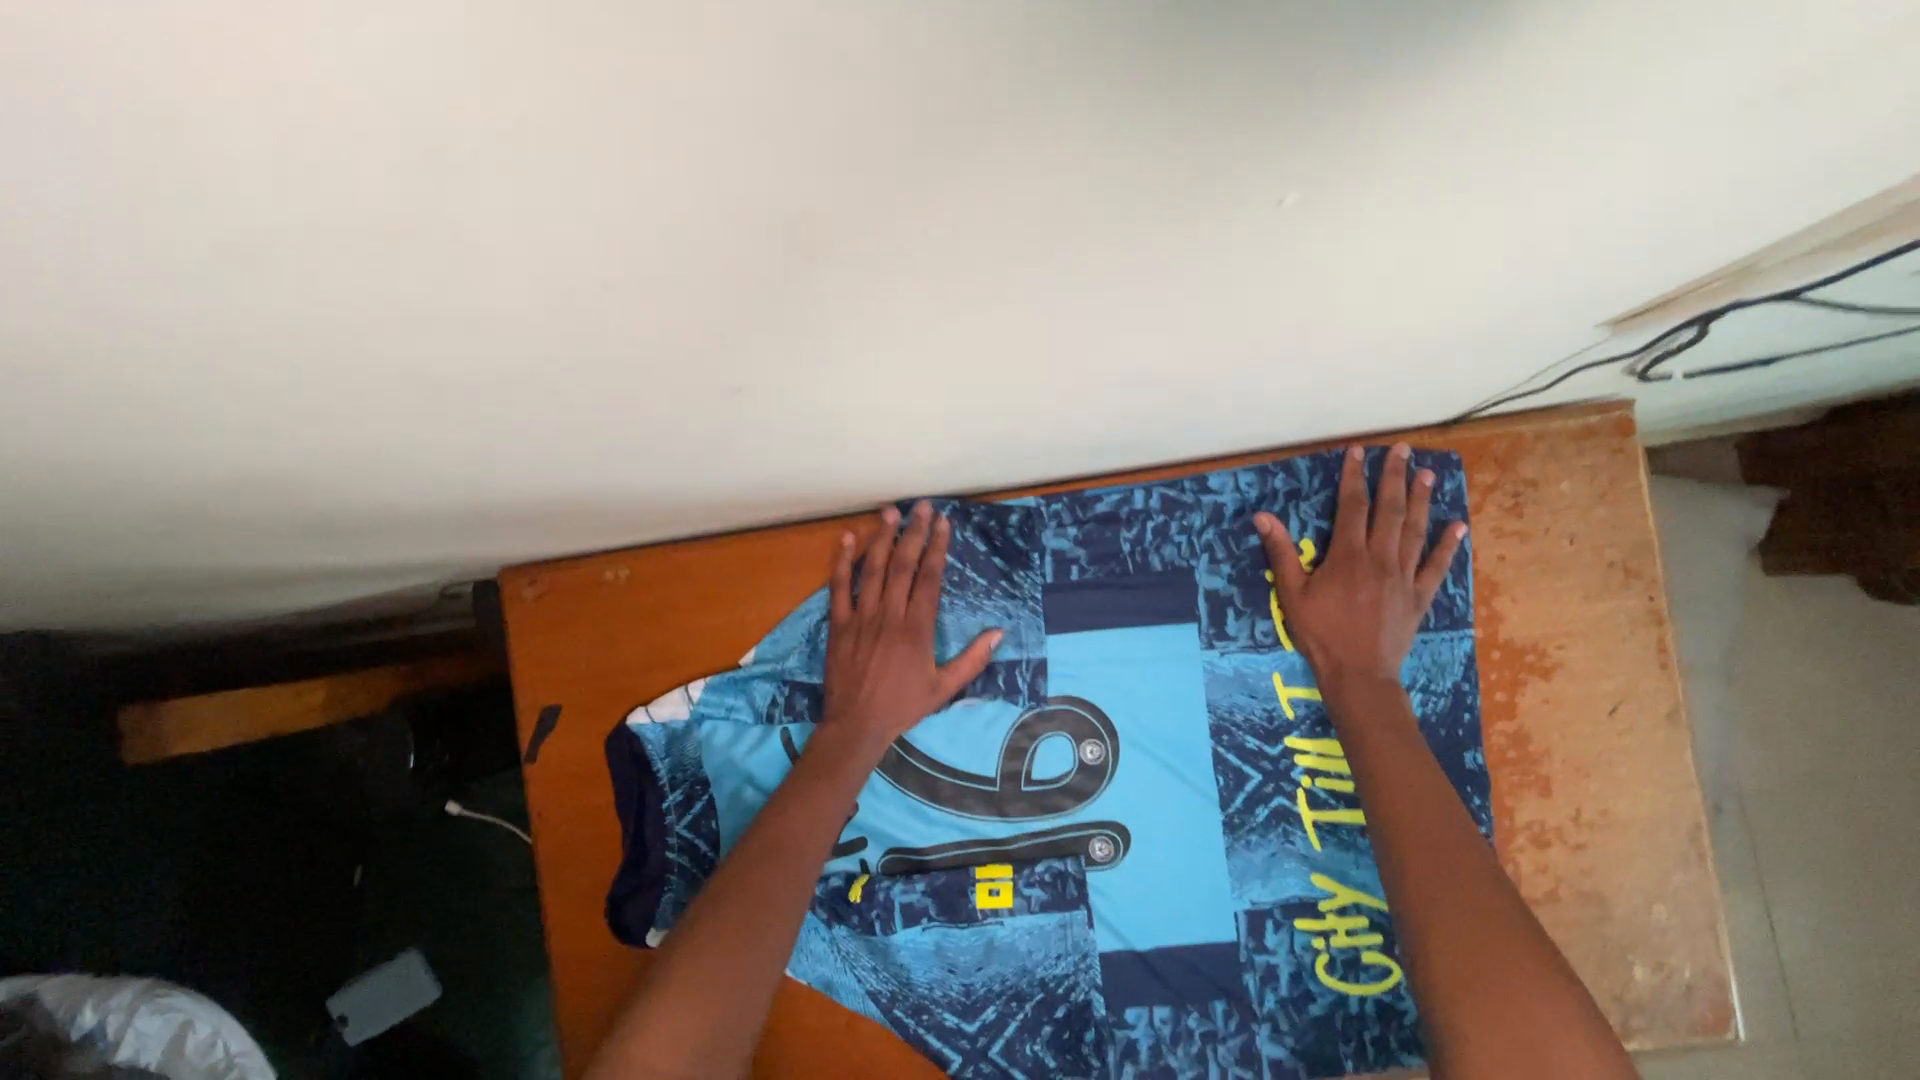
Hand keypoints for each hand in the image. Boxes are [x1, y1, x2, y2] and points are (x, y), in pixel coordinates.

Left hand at [817, 500, 1002, 761]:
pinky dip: (842, 561)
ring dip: (882, 538)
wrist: (857, 724)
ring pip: (873, 569)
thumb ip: (972, 659)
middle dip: (913, 532)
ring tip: (890, 511)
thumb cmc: (903, 706)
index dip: (937, 547)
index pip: (929, 577)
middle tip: (921, 506)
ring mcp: (861, 617)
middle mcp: (890, 615)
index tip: (943, 523)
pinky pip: (839, 587)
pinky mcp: (838, 624)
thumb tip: (999, 632)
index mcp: (917, 628)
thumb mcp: (945, 688)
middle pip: (903, 565)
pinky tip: (847, 538)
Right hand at [1253, 443, 1464, 691]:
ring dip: (1422, 500)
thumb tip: (1263, 517)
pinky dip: (1448, 544)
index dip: (1354, 477)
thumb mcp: (1292, 594)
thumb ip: (1281, 553)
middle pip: (1389, 510)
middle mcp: (1380, 559)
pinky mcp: (1419, 596)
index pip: (1352, 506)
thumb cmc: (1320, 634)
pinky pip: (1437, 565)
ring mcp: (1404, 577)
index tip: (1357, 452)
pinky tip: (1457, 525)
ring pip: (1416, 530)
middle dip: (1394, 477)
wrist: (1358, 674)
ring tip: (1427, 474)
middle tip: (1401, 450)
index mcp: (1348, 556)